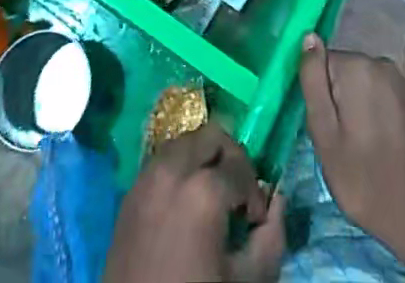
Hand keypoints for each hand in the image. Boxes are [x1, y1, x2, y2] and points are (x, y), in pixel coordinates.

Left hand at [105, 123, 286, 282]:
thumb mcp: (249, 281)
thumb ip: (271, 236)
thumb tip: (276, 199)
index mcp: (203, 190)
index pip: (241, 166)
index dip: (255, 194)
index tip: (255, 222)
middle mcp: (171, 171)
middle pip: (210, 136)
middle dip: (231, 158)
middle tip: (238, 194)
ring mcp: (145, 179)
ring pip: (182, 142)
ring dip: (203, 159)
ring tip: (212, 197)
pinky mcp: (128, 193)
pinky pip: (160, 162)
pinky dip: (179, 169)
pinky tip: (185, 203)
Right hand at [298, 34, 404, 282]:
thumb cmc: (361, 177)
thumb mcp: (323, 131)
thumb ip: (313, 80)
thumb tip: (309, 36)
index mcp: (357, 66)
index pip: (318, 62)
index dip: (315, 92)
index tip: (322, 124)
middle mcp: (378, 61)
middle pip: (336, 70)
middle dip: (332, 98)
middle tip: (335, 138)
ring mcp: (395, 76)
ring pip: (351, 81)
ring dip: (347, 105)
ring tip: (352, 141)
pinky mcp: (404, 93)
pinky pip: (369, 90)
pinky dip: (363, 109)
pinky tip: (367, 137)